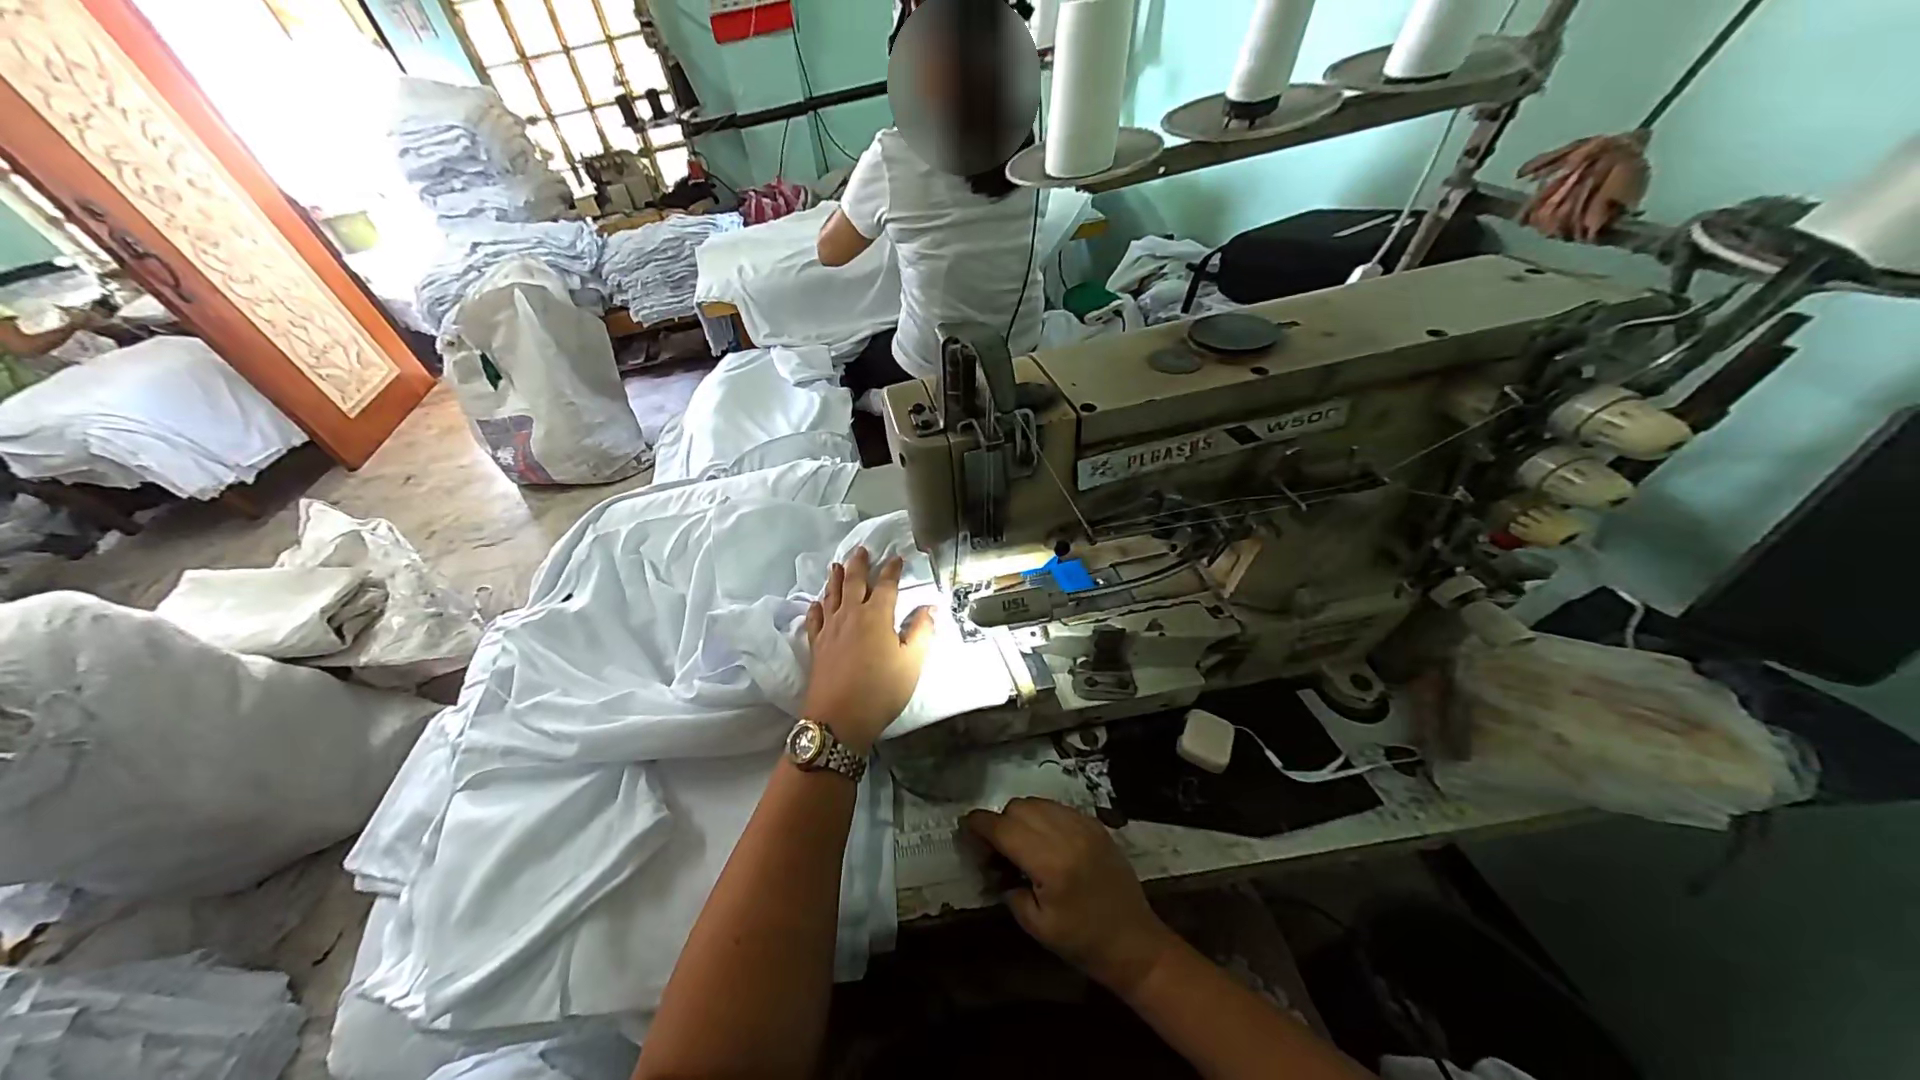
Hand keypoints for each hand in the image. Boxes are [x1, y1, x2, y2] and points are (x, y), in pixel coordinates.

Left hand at [802, 546, 934, 751]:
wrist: (838, 720)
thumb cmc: (880, 691)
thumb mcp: (912, 663)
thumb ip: (922, 632)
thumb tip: (930, 608)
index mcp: (877, 616)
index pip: (886, 585)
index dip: (892, 570)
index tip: (897, 557)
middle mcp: (850, 615)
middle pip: (853, 582)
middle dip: (859, 564)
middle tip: (861, 550)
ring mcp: (830, 629)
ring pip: (832, 595)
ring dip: (836, 578)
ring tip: (837, 565)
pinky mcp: (817, 645)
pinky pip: (815, 618)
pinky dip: (817, 606)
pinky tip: (817, 602)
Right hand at [963, 797, 1180, 993]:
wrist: (1134, 942)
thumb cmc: (1082, 942)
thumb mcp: (1035, 925)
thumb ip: (1008, 887)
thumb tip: (992, 862)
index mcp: (1050, 863)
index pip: (1004, 828)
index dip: (979, 824)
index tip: (965, 828)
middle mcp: (1067, 835)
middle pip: (1018, 807)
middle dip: (1000, 822)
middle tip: (995, 849)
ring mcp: (1085, 826)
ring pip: (1038, 802)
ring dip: (1021, 816)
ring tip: (1020, 843)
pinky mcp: (1096, 825)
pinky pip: (1058, 807)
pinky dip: (1043, 816)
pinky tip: (1044, 840)